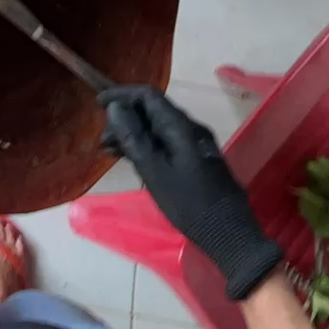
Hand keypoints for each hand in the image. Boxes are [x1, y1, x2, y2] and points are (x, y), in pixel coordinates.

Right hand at [101, 85, 281, 299]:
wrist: (229, 234)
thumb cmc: (188, 203)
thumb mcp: (154, 171)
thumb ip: (134, 137)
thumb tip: (115, 107)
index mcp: (181, 126)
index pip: (148, 95)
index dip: (121, 95)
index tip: (98, 103)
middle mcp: (190, 128)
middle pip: (152, 110)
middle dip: (125, 118)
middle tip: (104, 140)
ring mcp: (195, 143)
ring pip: (158, 127)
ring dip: (134, 133)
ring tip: (111, 151)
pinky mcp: (197, 159)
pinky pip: (166, 141)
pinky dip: (146, 145)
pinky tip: (133, 160)